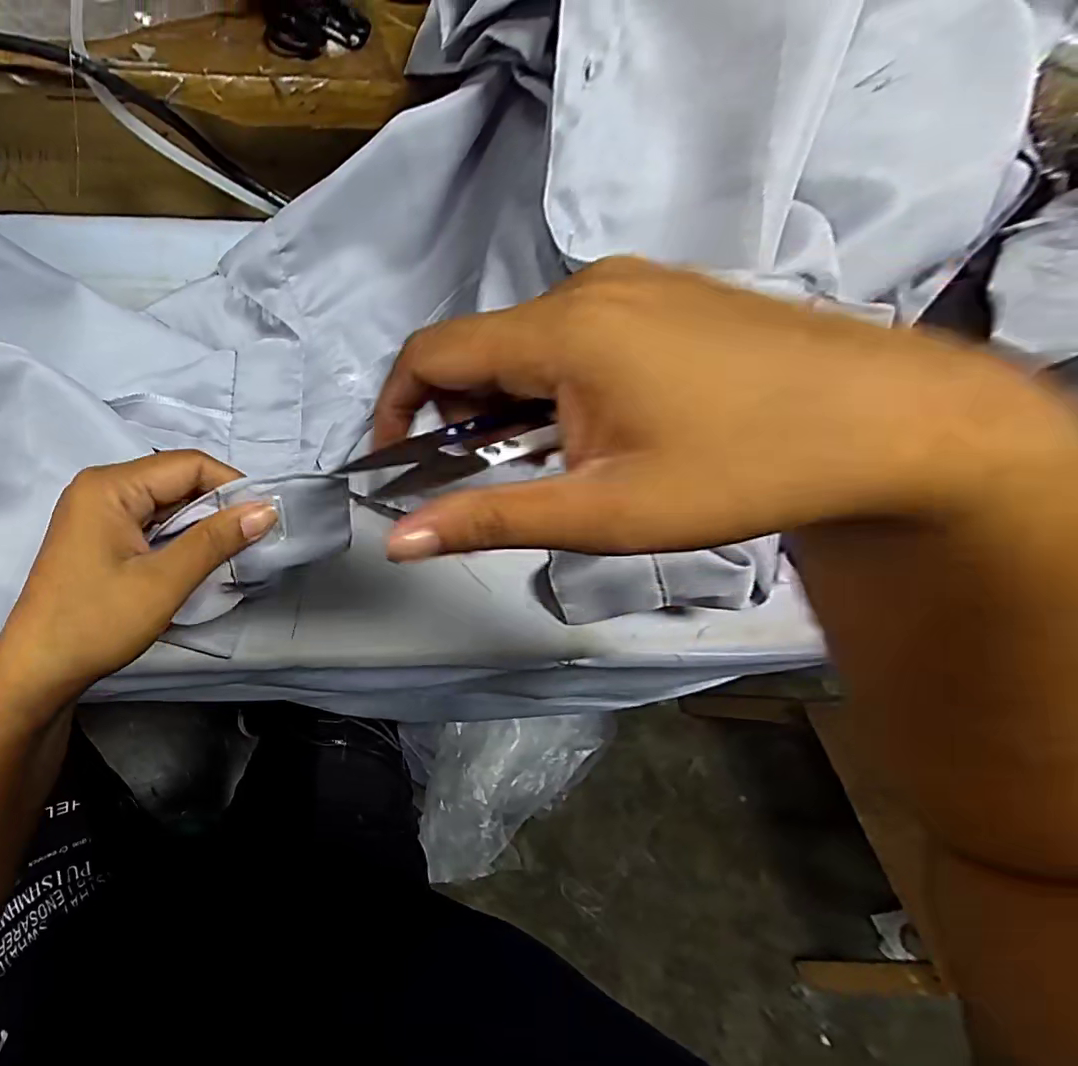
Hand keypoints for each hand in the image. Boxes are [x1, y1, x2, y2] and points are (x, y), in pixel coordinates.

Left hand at [0, 451, 277, 711]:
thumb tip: (265, 509)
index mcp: (109, 486)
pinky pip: (142, 523)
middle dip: (214, 507)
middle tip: (251, 540)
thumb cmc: (96, 623)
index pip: (186, 464)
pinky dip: (171, 538)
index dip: (230, 485)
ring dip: (194, 525)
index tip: (265, 518)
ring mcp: (91, 513)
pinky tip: (190, 561)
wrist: (37, 670)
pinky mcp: (92, 537)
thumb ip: (215, 540)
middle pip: (172, 480)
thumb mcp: (163, 582)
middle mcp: (97, 488)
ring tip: (227, 554)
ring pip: (159, 504)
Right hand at [374, 257, 1077, 560]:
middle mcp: (586, 288)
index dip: (394, 408)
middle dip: (459, 417)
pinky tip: (598, 421)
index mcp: (564, 330)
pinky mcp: (657, 292)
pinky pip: (562, 332)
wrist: (910, 428)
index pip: (429, 354)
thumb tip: (395, 542)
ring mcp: (628, 283)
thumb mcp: (601, 512)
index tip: (400, 462)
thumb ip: (485, 520)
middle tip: (500, 473)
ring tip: (558, 454)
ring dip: (504, 403)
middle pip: (472, 351)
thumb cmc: (745, 472)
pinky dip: (545, 382)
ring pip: (516, 343)